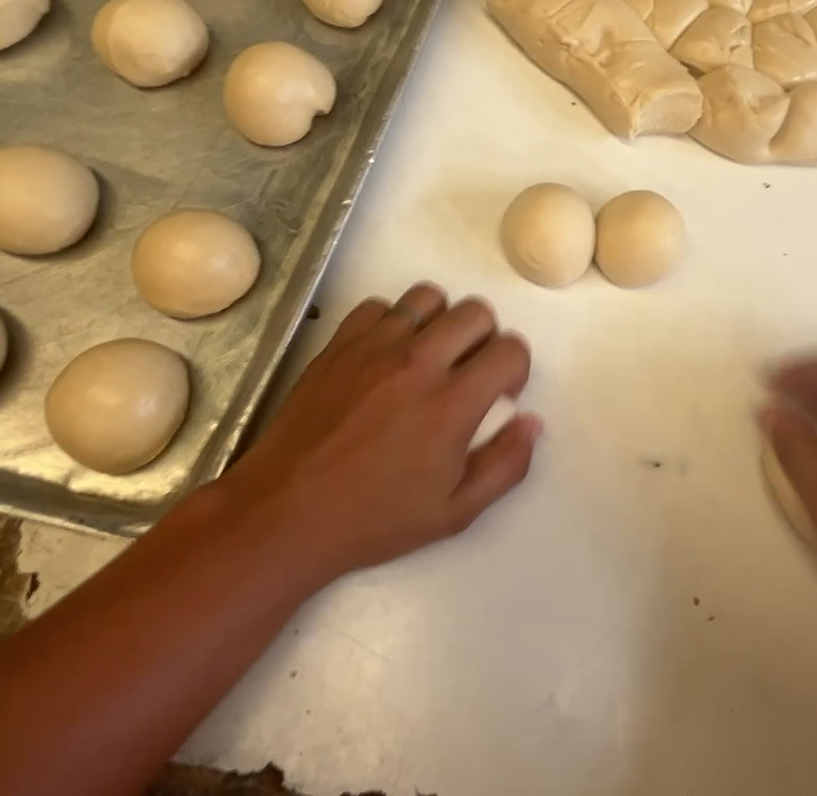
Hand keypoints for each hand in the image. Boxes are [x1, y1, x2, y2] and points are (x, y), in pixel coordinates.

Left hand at [220, 283, 540, 582]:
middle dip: (486, 339)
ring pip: (428, 297)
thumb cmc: (374, 519)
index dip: (516, 369)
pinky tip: (386, 357)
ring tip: (429, 357)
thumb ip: (505, 465)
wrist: (285, 512)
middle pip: (475, 312)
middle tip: (468, 374)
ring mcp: (373, 348)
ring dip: (441, 322)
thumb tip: (531, 421)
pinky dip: (393, 322)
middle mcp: (417, 363)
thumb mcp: (454, 513)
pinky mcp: (338, 344)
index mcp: (452, 405)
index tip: (499, 394)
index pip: (510, 350)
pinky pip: (379, 306)